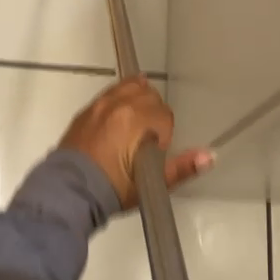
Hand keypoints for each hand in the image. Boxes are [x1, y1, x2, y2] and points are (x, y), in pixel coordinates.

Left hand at [60, 78, 213, 207]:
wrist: (69, 192)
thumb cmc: (113, 189)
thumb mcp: (151, 183)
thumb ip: (181, 167)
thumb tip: (210, 156)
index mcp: (137, 120)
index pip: (164, 115)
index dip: (165, 134)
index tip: (156, 152)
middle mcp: (119, 105)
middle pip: (149, 96)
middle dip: (154, 114)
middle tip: (149, 140)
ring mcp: (101, 105)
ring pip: (130, 87)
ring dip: (139, 99)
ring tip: (139, 121)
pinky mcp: (87, 110)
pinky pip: (111, 92)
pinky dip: (121, 96)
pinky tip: (121, 109)